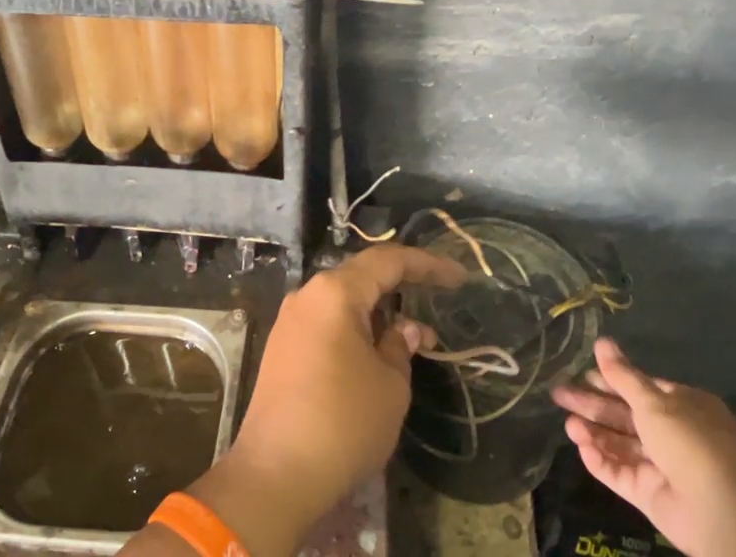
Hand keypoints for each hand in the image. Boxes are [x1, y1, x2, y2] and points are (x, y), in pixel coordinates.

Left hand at [186, 245, 464, 556]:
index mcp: (334, 293)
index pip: (387, 262)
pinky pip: (327, 325)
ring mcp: (289, 323)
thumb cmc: (344, 422)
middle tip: (438, 299)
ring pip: (343, 303)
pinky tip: (377, 355)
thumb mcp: (390, 385)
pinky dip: (356, 331)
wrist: (276, 474)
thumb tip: (403, 330)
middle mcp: (307, 297)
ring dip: (379, 314)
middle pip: (361, 278)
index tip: (458, 277)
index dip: (427, 265)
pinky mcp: (282, 350)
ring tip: (414, 340)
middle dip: (402, 288)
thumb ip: (399, 347)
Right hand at [552, 340, 735, 556]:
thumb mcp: (653, 401)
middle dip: (592, 405)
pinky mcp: (649, 493)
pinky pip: (620, 473)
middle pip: (625, 415)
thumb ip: (623, 375)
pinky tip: (581, 448)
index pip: (642, 388)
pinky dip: (600, 460)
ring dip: (593, 432)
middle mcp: (674, 433)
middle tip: (558, 394)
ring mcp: (661, 465)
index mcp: (684, 406)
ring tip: (568, 424)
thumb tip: (601, 341)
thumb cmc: (689, 441)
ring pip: (620, 444)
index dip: (612, 381)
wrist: (718, 510)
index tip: (582, 374)